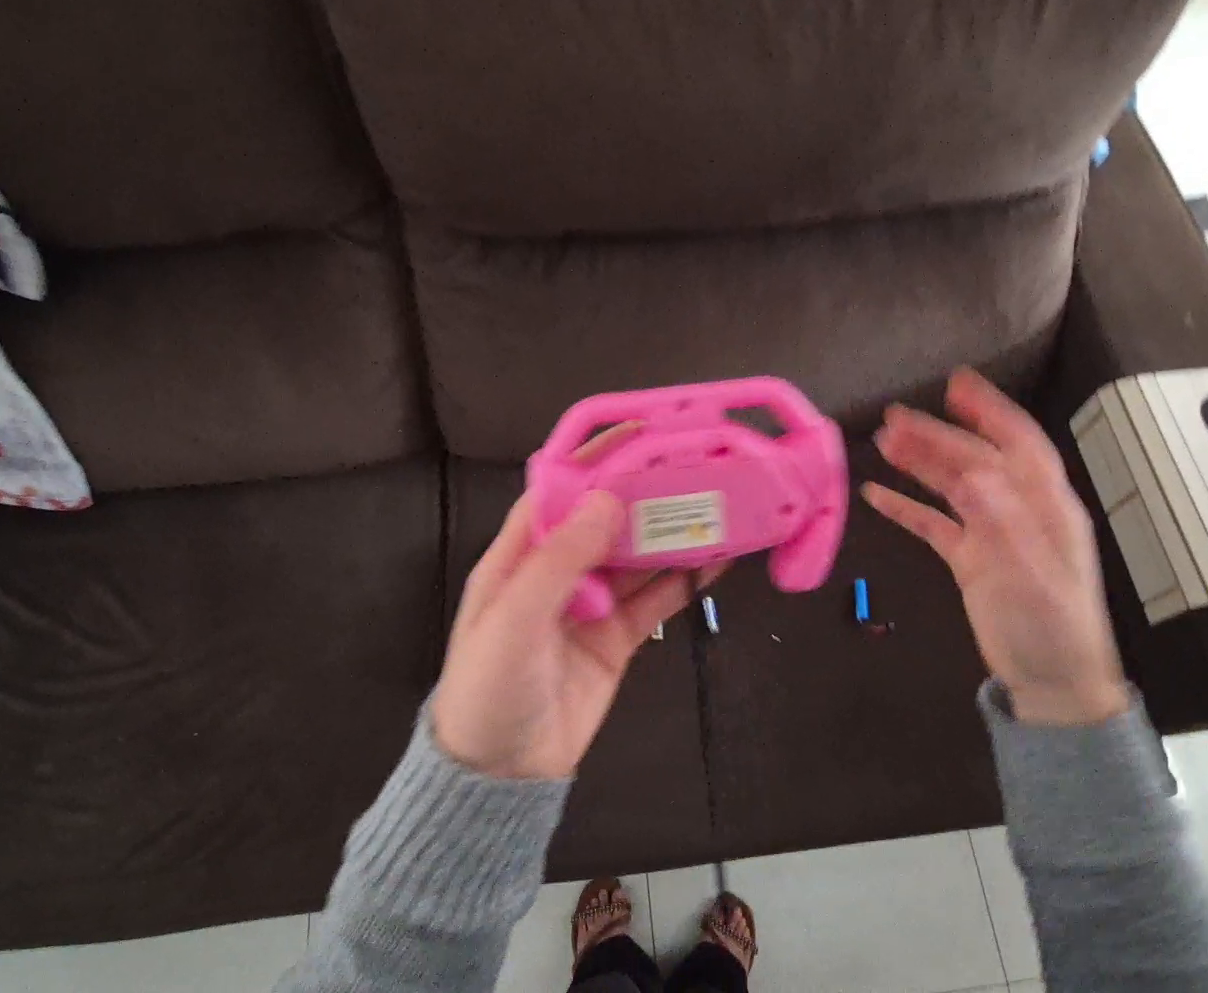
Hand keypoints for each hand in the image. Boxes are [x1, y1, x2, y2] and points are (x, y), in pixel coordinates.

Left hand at [433, 475, 725, 779]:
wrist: (502, 772)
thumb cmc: (491, 686)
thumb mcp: (513, 619)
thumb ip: (559, 560)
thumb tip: (607, 499)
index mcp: (519, 555)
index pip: (559, 491)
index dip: (596, 461)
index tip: (642, 435)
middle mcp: (557, 571)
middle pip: (606, 519)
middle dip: (646, 493)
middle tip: (695, 468)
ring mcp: (592, 604)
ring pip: (638, 556)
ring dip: (671, 532)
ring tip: (716, 506)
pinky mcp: (619, 638)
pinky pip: (655, 600)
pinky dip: (683, 581)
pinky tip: (715, 562)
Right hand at [864, 370, 1128, 725]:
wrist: (1052, 682)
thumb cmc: (1052, 629)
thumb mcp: (1033, 576)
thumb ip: (1004, 523)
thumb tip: (972, 473)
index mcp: (1046, 506)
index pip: (1018, 444)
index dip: (990, 411)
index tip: (957, 383)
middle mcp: (1019, 510)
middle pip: (974, 460)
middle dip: (937, 435)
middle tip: (893, 416)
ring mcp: (992, 534)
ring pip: (951, 486)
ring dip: (919, 463)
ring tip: (882, 442)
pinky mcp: (969, 559)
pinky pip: (935, 523)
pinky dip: (908, 507)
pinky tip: (877, 494)